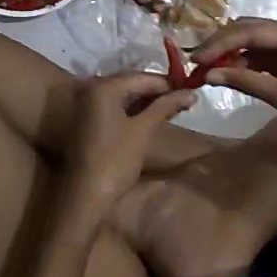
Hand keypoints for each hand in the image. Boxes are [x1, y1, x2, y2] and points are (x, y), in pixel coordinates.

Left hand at [63, 73, 196, 224]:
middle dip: (158, 92)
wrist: (84, 198)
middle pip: (132, 84)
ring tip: (173, 110)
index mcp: (104, 87)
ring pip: (124, 96)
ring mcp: (88, 107)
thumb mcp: (143, 130)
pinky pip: (116, 108)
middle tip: (184, 101)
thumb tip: (192, 92)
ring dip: (147, 102)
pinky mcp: (89, 122)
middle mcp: (93, 90)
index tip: (191, 91)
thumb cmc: (115, 160)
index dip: (168, 84)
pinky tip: (152, 118)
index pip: (143, 77)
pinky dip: (134, 111)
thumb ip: (166, 106)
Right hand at [196, 19, 276, 160]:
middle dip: (223, 45)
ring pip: (257, 41)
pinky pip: (266, 54)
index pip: (251, 31)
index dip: (219, 44)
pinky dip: (247, 63)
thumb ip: (247, 81)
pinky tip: (228, 74)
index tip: (194, 59)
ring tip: (206, 69)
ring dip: (233, 54)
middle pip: (252, 30)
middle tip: (195, 62)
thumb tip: (208, 75)